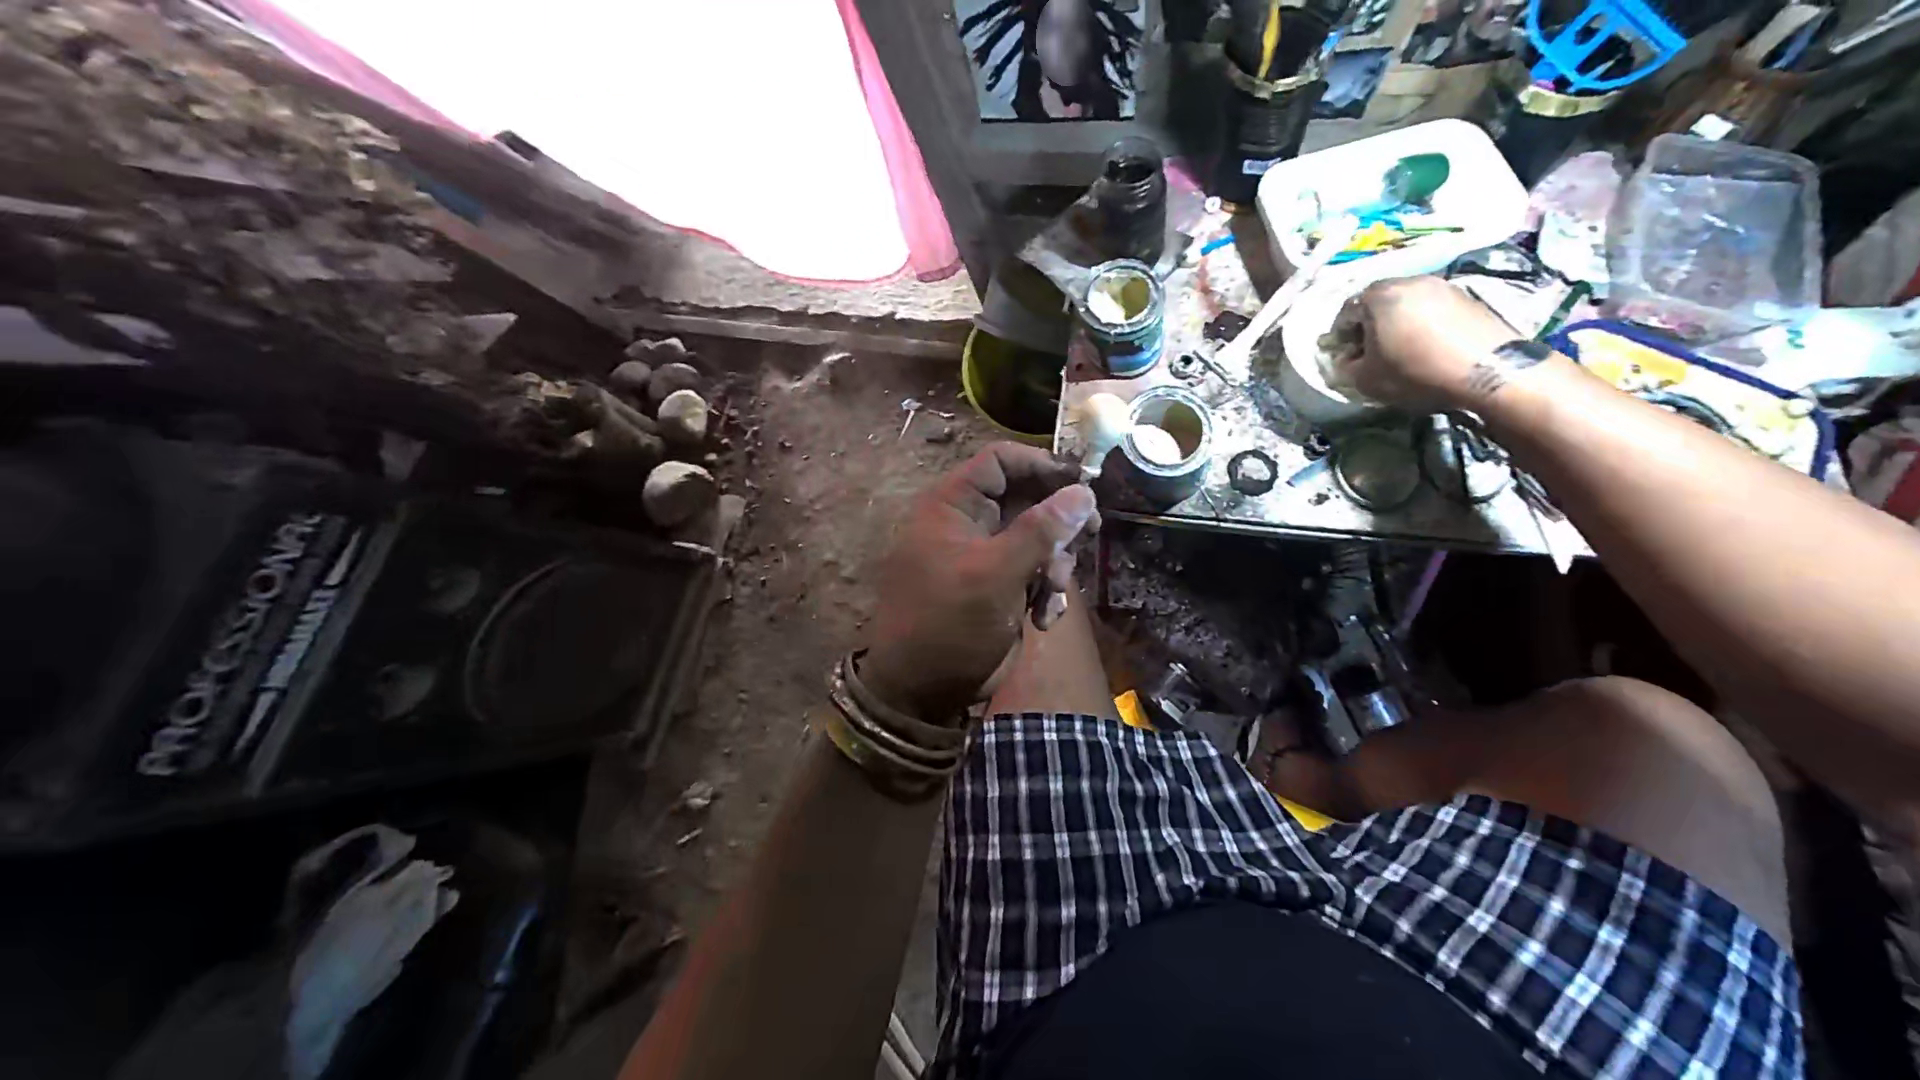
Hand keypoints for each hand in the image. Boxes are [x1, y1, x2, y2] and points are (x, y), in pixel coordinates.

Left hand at [861, 443, 1099, 720]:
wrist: (925, 691)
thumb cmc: (949, 624)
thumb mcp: (995, 574)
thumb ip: (1040, 531)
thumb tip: (1084, 492)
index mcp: (953, 505)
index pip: (1001, 461)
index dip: (1043, 465)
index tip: (1084, 485)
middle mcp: (969, 523)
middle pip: (1028, 498)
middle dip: (1058, 523)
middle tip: (1091, 534)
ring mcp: (985, 556)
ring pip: (1038, 538)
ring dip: (1054, 565)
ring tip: (1051, 592)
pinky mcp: (999, 586)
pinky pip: (1034, 572)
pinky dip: (1045, 592)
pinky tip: (1044, 618)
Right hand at [1330, 275, 1518, 411]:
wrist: (1488, 371)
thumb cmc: (1416, 372)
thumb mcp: (1366, 379)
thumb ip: (1346, 366)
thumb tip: (1348, 358)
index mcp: (1378, 295)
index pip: (1345, 312)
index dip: (1340, 337)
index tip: (1345, 357)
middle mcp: (1409, 280)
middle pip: (1377, 302)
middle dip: (1368, 325)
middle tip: (1370, 352)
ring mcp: (1441, 285)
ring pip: (1405, 303)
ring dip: (1396, 323)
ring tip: (1399, 349)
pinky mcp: (1466, 296)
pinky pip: (1431, 307)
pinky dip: (1421, 323)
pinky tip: (1425, 345)